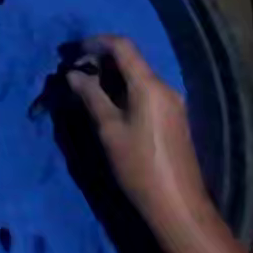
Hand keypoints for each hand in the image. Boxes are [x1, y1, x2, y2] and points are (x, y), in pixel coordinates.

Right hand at [65, 35, 214, 236]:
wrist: (180, 210)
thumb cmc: (140, 166)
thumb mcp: (109, 129)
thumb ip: (90, 95)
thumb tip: (73, 73)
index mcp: (149, 85)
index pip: (121, 45)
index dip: (95, 42)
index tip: (73, 53)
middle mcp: (164, 87)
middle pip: (129, 59)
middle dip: (99, 60)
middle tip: (75, 73)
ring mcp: (172, 103)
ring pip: (136, 75)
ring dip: (110, 76)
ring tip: (86, 89)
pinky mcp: (172, 117)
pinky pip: (144, 90)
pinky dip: (122, 89)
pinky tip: (108, 104)